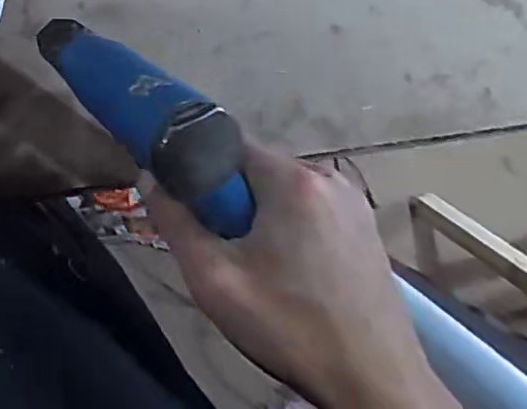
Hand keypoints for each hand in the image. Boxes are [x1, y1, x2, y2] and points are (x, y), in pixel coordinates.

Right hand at [146, 143, 451, 408]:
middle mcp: (327, 176)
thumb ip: (175, 222)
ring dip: (260, 211)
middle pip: (255, 166)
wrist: (378, 391)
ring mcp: (352, 200)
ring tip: (255, 261)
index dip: (199, 167)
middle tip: (222, 242)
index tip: (189, 201)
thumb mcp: (215, 281)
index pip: (227, 143)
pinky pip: (310, 205)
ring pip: (282, 187)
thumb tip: (148, 177)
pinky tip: (289, 268)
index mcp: (292, 179)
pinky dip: (290, 223)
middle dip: (230, 195)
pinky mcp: (367, 226)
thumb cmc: (292, 330)